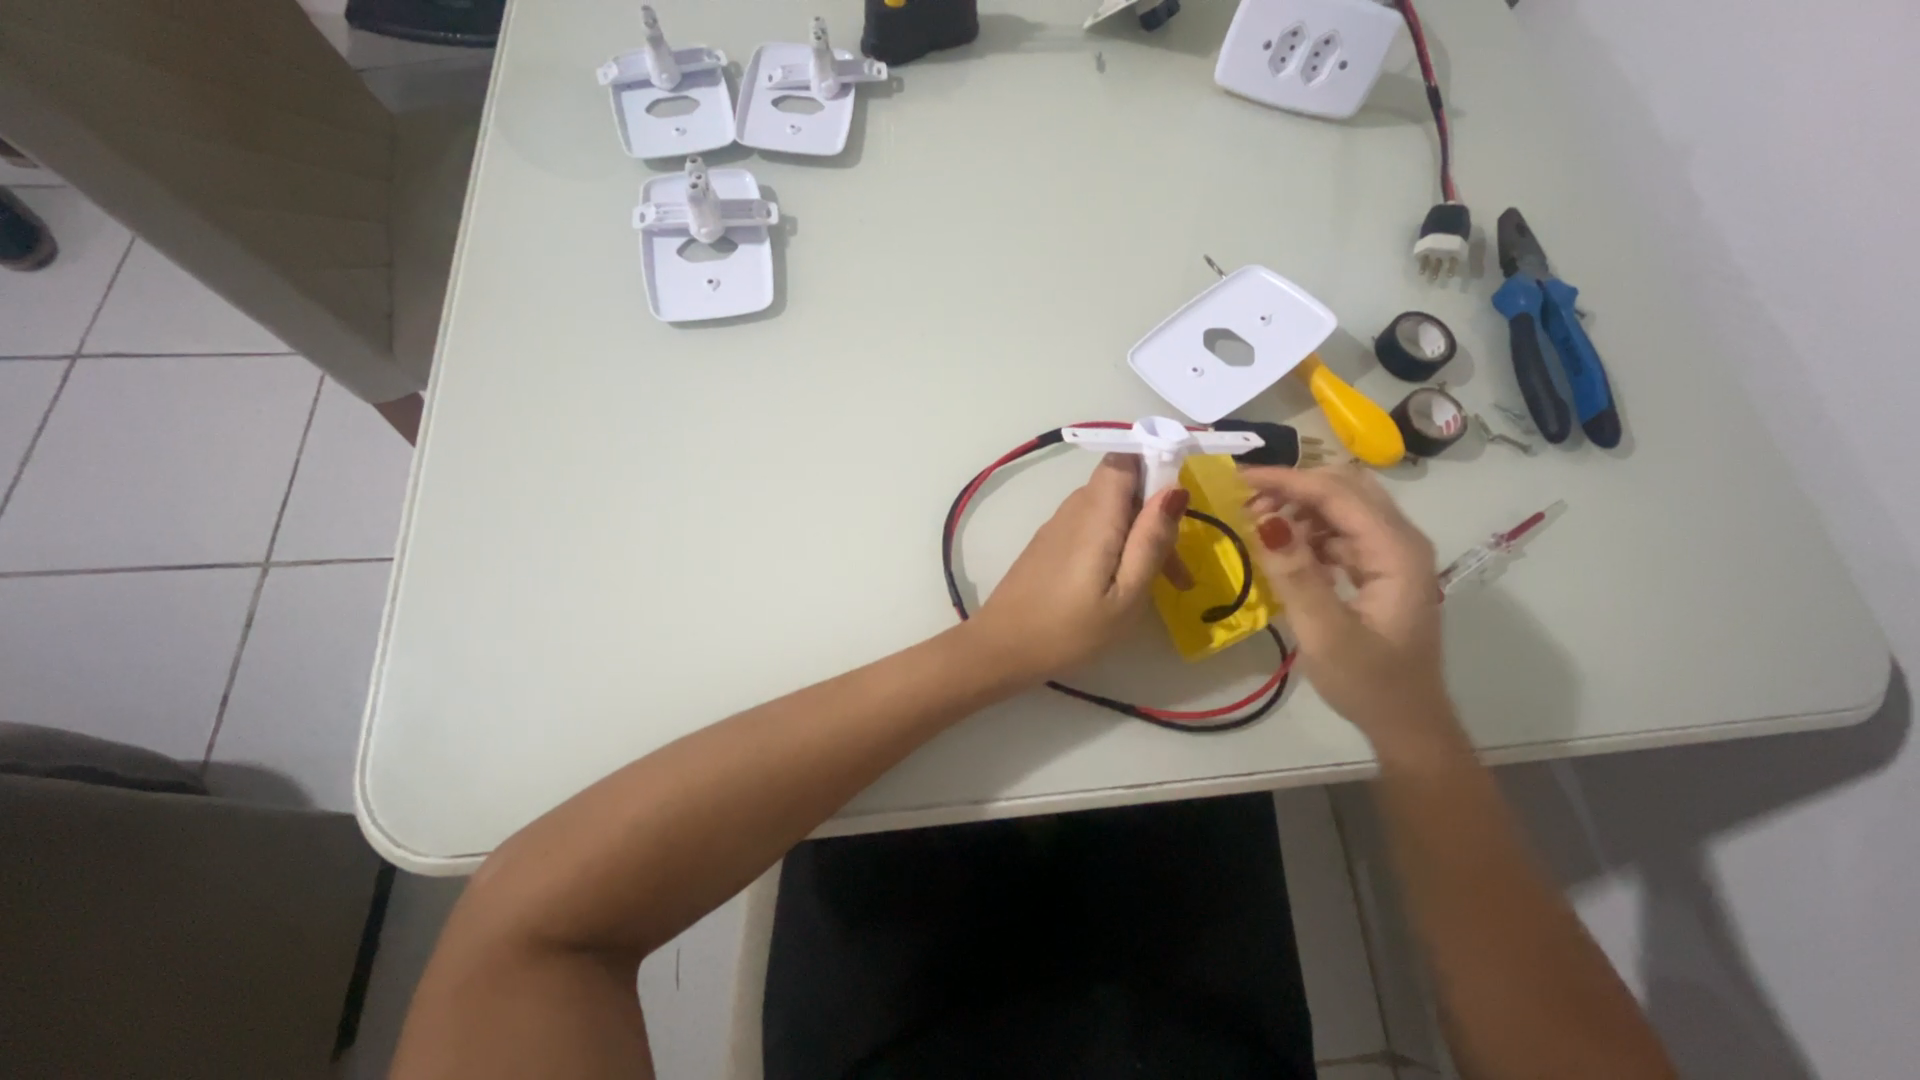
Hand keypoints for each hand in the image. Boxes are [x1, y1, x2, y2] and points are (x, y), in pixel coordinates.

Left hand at [969, 455, 1186, 681]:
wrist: (1002, 649)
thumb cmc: (1070, 630)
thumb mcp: (1126, 595)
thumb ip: (1151, 540)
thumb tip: (1175, 488)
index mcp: (1096, 514)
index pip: (1125, 458)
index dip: (1156, 468)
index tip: (1178, 508)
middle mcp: (1074, 508)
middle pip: (1122, 487)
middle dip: (1155, 516)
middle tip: (1176, 572)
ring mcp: (1058, 526)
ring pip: (1109, 511)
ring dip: (1137, 536)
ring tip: (1155, 584)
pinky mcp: (1049, 544)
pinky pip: (1091, 528)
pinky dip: (1114, 546)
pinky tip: (1119, 585)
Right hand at [1240, 466, 1459, 754]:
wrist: (1408, 723)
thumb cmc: (1369, 684)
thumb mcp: (1325, 634)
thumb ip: (1296, 575)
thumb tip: (1265, 522)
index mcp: (1395, 551)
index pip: (1336, 493)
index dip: (1285, 481)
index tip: (1236, 480)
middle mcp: (1400, 542)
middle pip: (1345, 488)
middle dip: (1293, 487)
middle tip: (1244, 503)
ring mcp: (1392, 555)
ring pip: (1343, 507)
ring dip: (1299, 506)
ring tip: (1256, 525)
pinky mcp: (1381, 569)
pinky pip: (1342, 532)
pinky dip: (1309, 530)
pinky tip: (1283, 549)